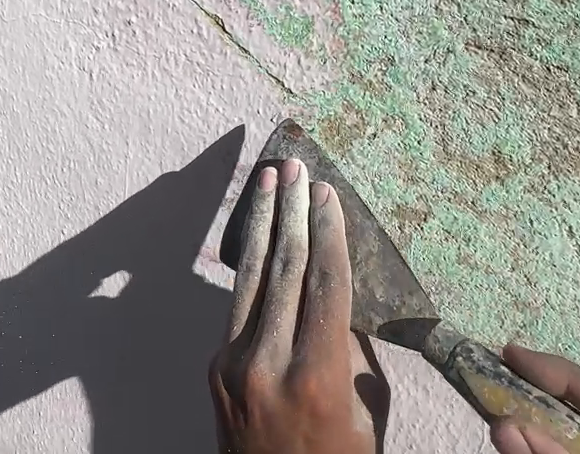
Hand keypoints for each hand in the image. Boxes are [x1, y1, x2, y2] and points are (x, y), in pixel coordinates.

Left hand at [210, 158, 381, 453]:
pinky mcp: (214, 365)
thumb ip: (350, 345)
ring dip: (261, 221)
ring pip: (250, 275)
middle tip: (296, 167)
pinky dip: (249, 262)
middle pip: (284, 268)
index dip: (328, 232)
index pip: (325, 283)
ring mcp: (233, 362)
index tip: (327, 193)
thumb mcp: (366, 411)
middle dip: (291, 211)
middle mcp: (268, 363)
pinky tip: (256, 232)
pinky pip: (238, 303)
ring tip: (268, 179)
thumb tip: (335, 287)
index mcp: (317, 376)